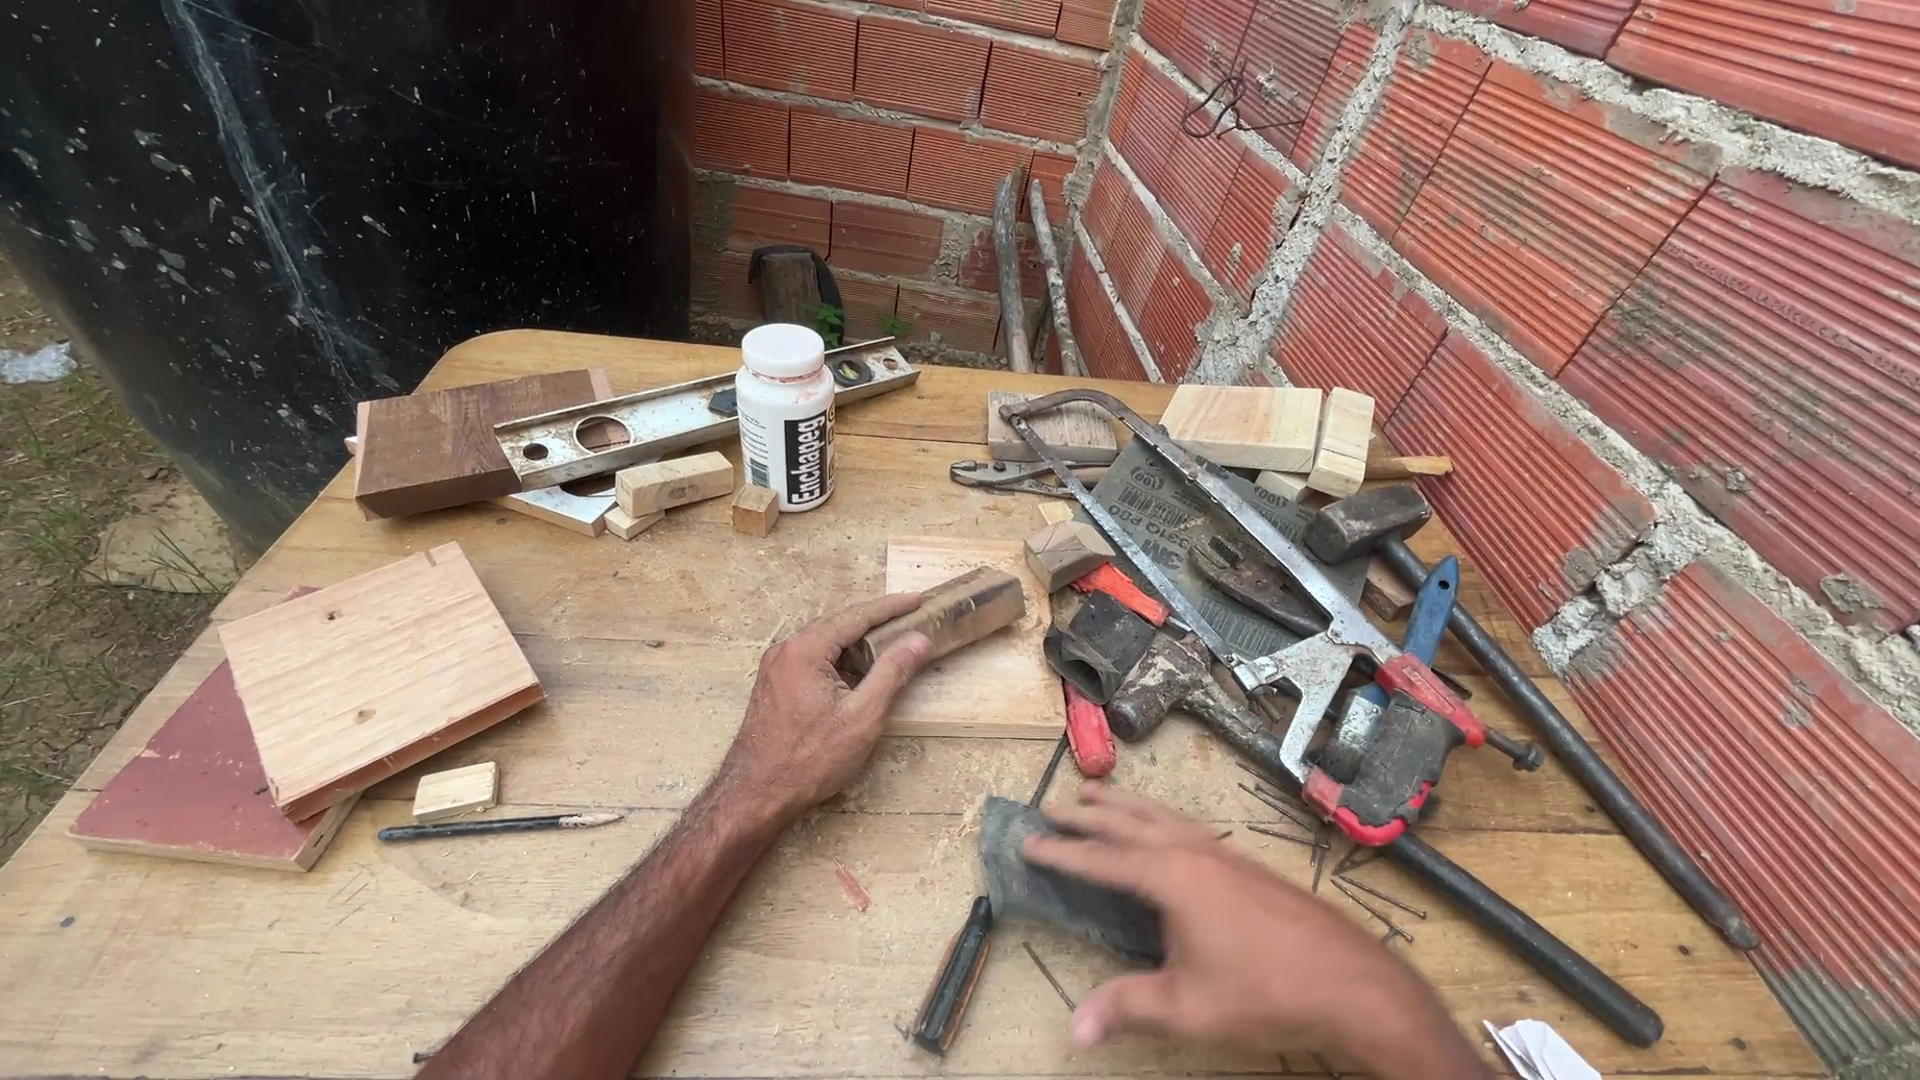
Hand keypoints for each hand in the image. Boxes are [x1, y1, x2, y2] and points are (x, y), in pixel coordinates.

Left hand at [722, 593, 933, 817]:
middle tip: (909, 615)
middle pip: (838, 623)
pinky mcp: (775, 685)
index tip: (918, 600)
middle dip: (875, 619)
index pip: (856, 616)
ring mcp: (777, 668)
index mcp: (805, 650)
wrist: (755, 795)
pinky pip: (813, 657)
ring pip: (825, 641)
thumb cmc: (809, 759)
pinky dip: (841, 657)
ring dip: (858, 639)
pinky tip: (859, 668)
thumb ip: (892, 673)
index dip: (891, 607)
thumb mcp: (862, 716)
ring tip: (891, 639)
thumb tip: (918, 640)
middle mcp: (786, 651)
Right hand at [1024, 784, 1489, 1079]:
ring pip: (1158, 812)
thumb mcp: (1187, 1007)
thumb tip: (1073, 1032)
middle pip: (1126, 821)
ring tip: (1095, 792)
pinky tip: (1160, 822)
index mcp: (1168, 876)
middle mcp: (1189, 850)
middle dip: (1086, 814)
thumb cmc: (1263, 992)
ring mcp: (1219, 850)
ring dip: (1122, 802)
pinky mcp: (1240, 859)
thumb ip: (1127, 1008)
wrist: (1349, 980)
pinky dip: (1156, 812)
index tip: (1027, 842)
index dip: (1061, 853)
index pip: (1100, 859)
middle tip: (1052, 805)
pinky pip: (1182, 821)